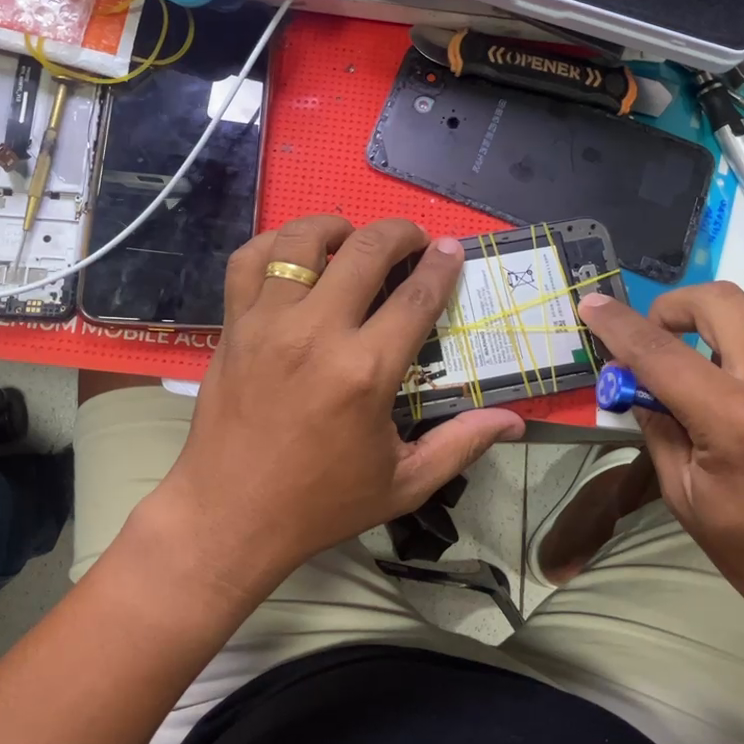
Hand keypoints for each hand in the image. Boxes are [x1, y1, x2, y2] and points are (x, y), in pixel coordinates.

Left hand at [147, 216, 524, 594]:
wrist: (229, 516)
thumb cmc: (320, 504)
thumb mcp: (402, 484)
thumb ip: (461, 444)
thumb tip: (514, 421)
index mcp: (365, 371)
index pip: (415, 296)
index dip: (442, 265)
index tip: (452, 249)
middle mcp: (316, 333)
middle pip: (365, 250)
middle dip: (400, 233)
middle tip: (414, 240)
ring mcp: (268, 323)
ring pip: (301, 241)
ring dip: (335, 227)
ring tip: (352, 237)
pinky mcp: (234, 325)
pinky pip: (248, 260)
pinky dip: (273, 243)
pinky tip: (293, 253)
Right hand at [576, 285, 743, 701]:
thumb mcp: (691, 503)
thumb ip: (662, 434)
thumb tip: (642, 391)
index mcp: (736, 419)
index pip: (659, 352)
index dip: (618, 325)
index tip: (592, 305)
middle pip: (722, 302)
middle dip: (677, 306)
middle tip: (659, 336)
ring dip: (724, 359)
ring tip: (725, 418)